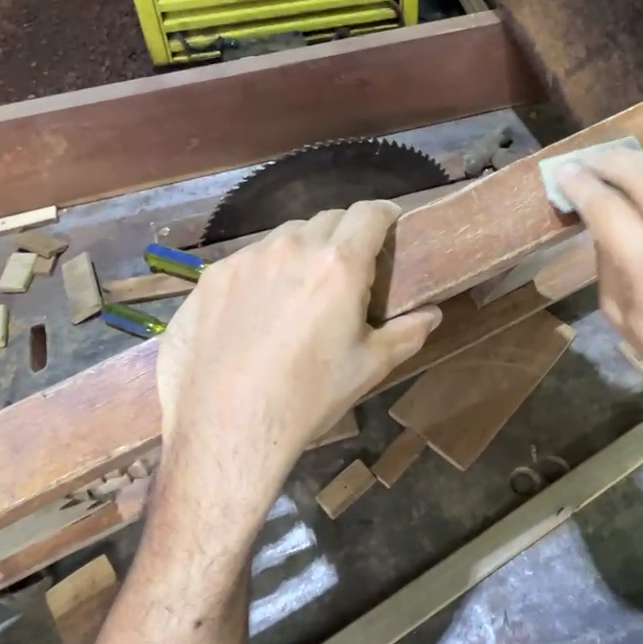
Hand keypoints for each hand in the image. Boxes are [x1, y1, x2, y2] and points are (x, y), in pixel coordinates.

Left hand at [154, 201, 441, 516]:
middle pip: (327, 220)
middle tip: (346, 272)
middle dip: (343, 236)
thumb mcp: (368, 368)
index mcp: (338, 264)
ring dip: (300, 253)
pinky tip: (255, 314)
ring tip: (298, 293)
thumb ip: (407, 333)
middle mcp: (292, 247)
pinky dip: (260, 274)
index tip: (390, 226)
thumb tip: (432, 313)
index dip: (385, 215)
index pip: (370, 213)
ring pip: (283, 238)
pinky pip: (246, 262)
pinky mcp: (211, 277)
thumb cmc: (307, 399)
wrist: (225, 430)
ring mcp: (245, 259)